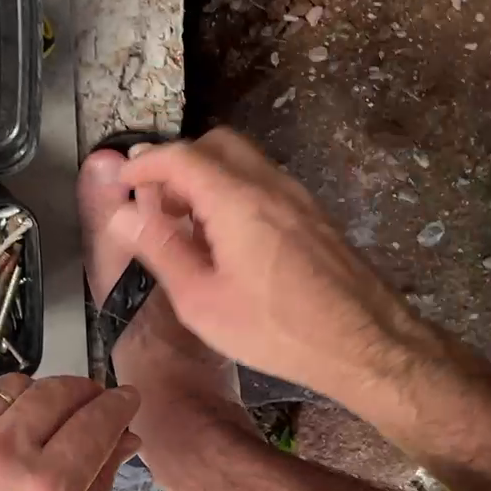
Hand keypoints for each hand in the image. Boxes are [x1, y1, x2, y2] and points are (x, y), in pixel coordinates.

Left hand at [0, 374, 140, 490]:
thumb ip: (102, 486)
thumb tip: (125, 438)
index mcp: (48, 489)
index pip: (96, 421)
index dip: (119, 404)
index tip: (128, 398)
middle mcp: (5, 452)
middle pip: (57, 392)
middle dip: (86, 391)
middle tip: (96, 403)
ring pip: (16, 387)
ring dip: (43, 396)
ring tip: (51, 417)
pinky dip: (3, 408)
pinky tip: (9, 430)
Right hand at [107, 129, 441, 404]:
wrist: (368, 346)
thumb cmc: (276, 329)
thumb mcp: (201, 300)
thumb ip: (160, 249)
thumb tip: (122, 215)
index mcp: (237, 201)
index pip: (180, 157)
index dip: (144, 163)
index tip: (122, 183)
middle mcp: (269, 185)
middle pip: (214, 144)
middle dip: (176, 162)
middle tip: (157, 201)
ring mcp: (297, 197)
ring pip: (242, 159)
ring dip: (205, 175)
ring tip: (186, 223)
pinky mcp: (312, 214)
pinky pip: (262, 180)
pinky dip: (231, 189)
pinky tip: (224, 236)